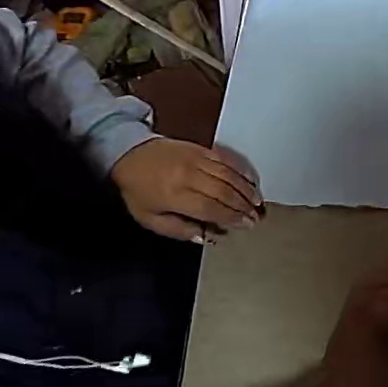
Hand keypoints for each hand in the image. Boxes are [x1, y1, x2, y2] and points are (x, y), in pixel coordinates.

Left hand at [110, 138, 261, 241]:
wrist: (129, 154)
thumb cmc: (138, 190)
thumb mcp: (150, 218)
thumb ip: (179, 230)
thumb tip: (207, 237)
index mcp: (174, 196)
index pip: (211, 209)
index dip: (232, 217)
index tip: (247, 224)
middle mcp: (189, 177)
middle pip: (225, 192)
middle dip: (244, 206)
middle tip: (256, 216)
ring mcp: (197, 160)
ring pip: (230, 176)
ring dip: (247, 190)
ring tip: (258, 201)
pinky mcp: (202, 150)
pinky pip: (228, 161)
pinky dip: (242, 171)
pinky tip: (251, 181)